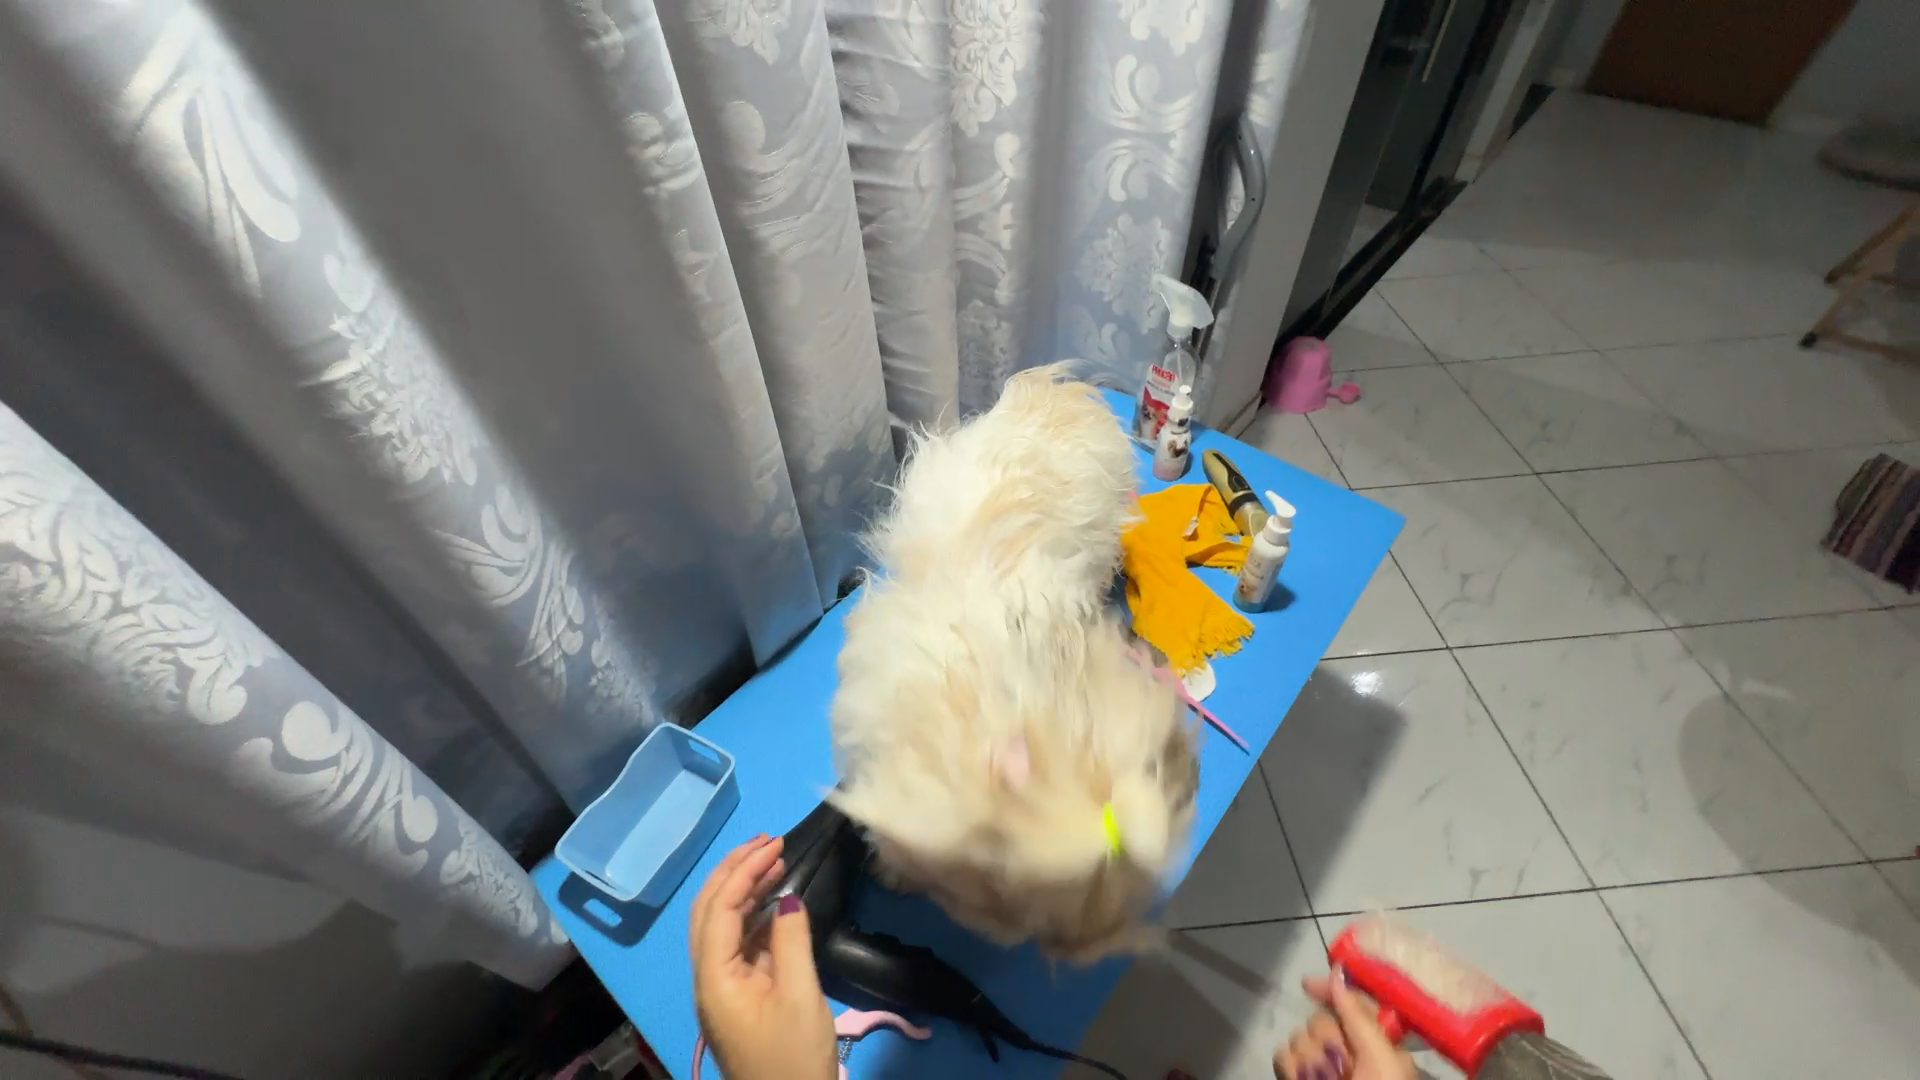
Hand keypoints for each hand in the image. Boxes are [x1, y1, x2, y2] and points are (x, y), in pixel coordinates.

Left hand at [690, 836, 836, 1079]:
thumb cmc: (794, 1057)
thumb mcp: (800, 995)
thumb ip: (791, 939)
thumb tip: (787, 897)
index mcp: (714, 979)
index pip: (720, 909)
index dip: (745, 870)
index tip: (776, 843)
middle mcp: (708, 978)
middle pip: (709, 911)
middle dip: (734, 870)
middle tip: (768, 840)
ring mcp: (721, 987)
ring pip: (721, 924)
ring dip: (744, 888)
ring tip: (776, 859)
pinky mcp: (738, 994)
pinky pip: (738, 941)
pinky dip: (755, 912)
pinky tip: (777, 898)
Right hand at [1273, 966, 1415, 1079]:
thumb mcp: (1382, 1064)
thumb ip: (1359, 1018)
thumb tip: (1337, 971)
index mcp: (1380, 1046)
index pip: (1352, 1002)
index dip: (1330, 989)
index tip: (1306, 985)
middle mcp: (1351, 1053)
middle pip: (1322, 1019)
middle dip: (1324, 1037)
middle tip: (1338, 1062)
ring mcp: (1325, 1068)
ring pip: (1300, 1036)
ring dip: (1308, 1058)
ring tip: (1320, 1079)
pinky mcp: (1301, 1078)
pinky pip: (1284, 1055)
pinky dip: (1290, 1067)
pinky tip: (1301, 1079)